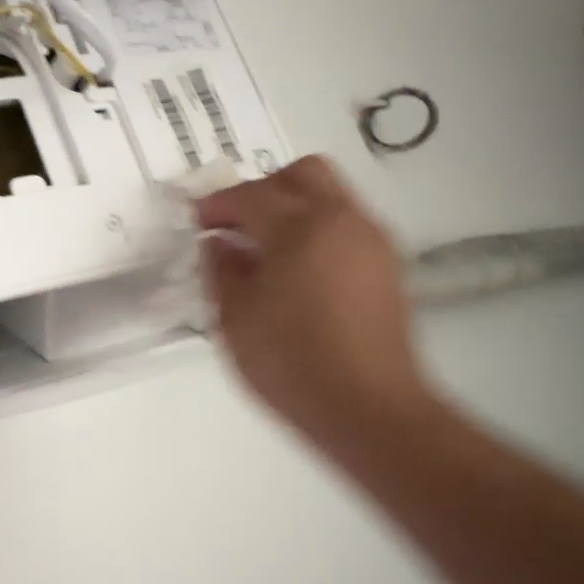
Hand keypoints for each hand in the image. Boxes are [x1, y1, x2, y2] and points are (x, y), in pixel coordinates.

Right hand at [196, 156, 435, 453]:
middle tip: (236, 224)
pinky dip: (316, 233)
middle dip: (263, 189)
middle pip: (303, 174)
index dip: (217, 205)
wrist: (368, 409)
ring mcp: (373, 242)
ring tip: (263, 252)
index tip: (195, 222)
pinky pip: (346, 228)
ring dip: (293, 210)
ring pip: (331, 198)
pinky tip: (294, 274)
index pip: (251, 195)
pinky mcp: (388, 268)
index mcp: (301, 227)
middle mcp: (344, 221)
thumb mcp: (234, 317)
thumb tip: (221, 244)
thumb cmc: (290, 362)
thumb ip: (222, 269)